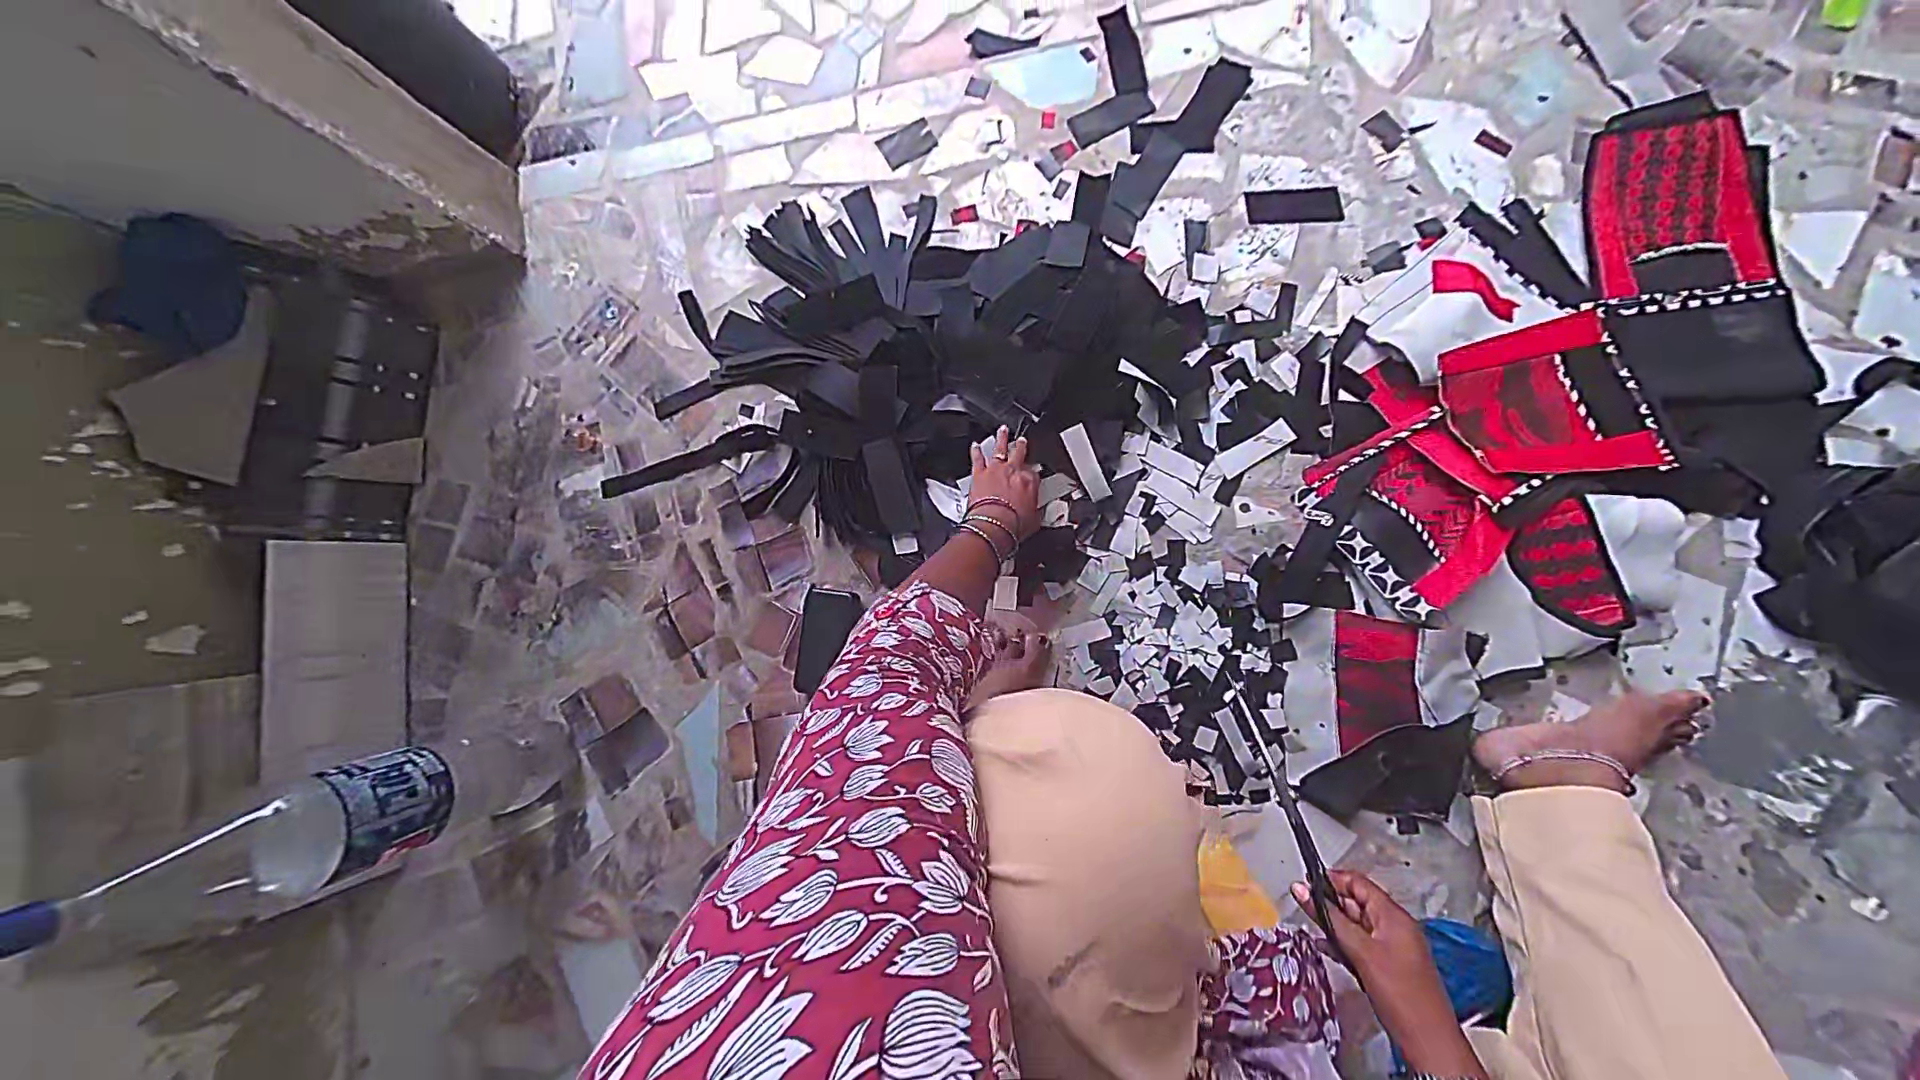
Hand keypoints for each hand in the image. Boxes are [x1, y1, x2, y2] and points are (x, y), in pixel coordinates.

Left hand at [968, 426, 1039, 543]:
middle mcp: (1013, 471)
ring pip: (999, 448)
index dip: (1033, 473)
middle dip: (1021, 446)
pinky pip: (977, 458)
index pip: (1034, 473)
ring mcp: (995, 470)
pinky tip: (974, 446)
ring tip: (1002, 431)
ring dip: (1002, 438)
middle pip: (1019, 453)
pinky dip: (975, 451)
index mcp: (1030, 481)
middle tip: (1022, 441)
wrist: (993, 526)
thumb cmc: (1013, 525)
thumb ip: (1037, 512)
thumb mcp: (1034, 520)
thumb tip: (1038, 514)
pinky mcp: (979, 474)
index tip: (1032, 474)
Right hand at [1292, 872, 1488, 1078]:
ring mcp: (1395, 946)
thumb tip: (1301, 889)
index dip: (1331, 880)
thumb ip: (1329, 918)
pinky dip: (1345, 943)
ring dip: (1336, 926)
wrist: (1428, 1041)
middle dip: (1331, 905)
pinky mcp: (1390, 964)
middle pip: (1356, 901)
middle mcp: (1396, 927)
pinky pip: (1362, 943)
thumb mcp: (1359, 950)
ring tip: (1319, 933)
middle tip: (1309, 911)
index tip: (1306, 886)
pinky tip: (1330, 949)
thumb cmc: (1401, 995)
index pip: (1357, 882)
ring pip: (1357, 924)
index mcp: (1394, 916)